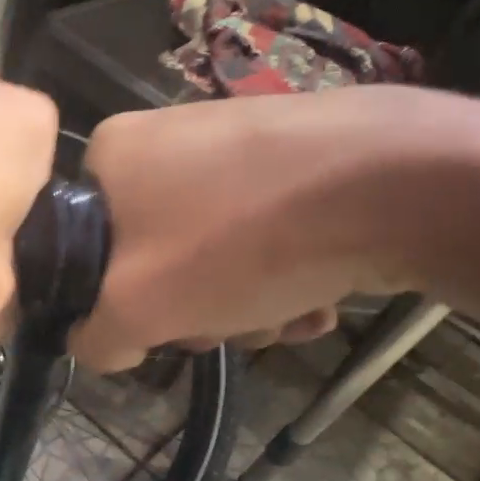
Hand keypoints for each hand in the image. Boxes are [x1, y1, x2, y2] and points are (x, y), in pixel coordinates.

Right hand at [70, 86, 479, 370]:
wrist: (399, 183)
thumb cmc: (242, 242)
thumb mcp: (135, 308)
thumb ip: (94, 335)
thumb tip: (101, 341)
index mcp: (110, 155)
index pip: (79, 251)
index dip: (112, 304)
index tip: (155, 329)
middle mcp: (165, 139)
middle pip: (150, 259)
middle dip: (188, 311)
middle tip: (222, 328)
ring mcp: (235, 146)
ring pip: (211, 257)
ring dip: (241, 308)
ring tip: (281, 315)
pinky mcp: (295, 161)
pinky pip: (264, 238)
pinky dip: (282, 280)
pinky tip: (316, 302)